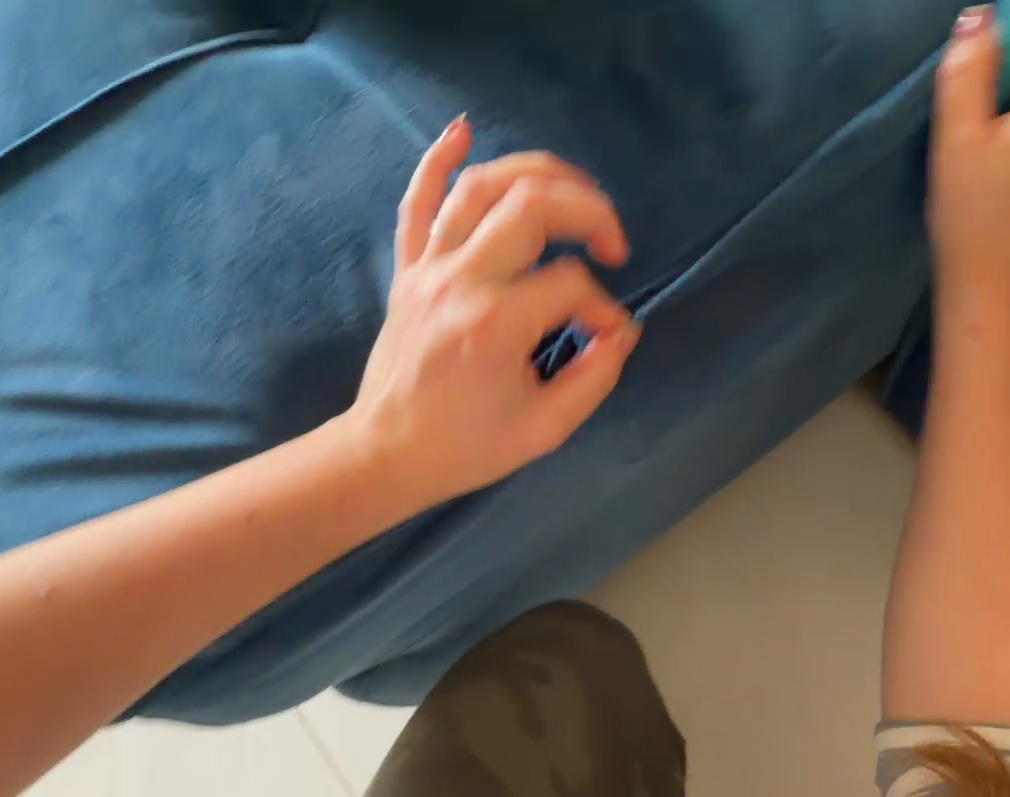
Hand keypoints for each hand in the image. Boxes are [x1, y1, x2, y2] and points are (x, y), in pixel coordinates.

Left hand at [344, 118, 641, 504]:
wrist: (388, 453)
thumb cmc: (467, 447)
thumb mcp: (546, 429)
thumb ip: (595, 377)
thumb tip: (620, 331)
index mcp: (496, 323)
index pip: (572, 285)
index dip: (604, 308)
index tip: (609, 337)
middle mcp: (461, 279)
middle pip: (532, 205)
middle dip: (588, 211)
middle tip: (612, 244)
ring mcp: (428, 268)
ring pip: (482, 186)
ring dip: (537, 174)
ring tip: (574, 190)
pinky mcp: (407, 270)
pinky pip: (417, 201)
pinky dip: (438, 160)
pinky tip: (464, 130)